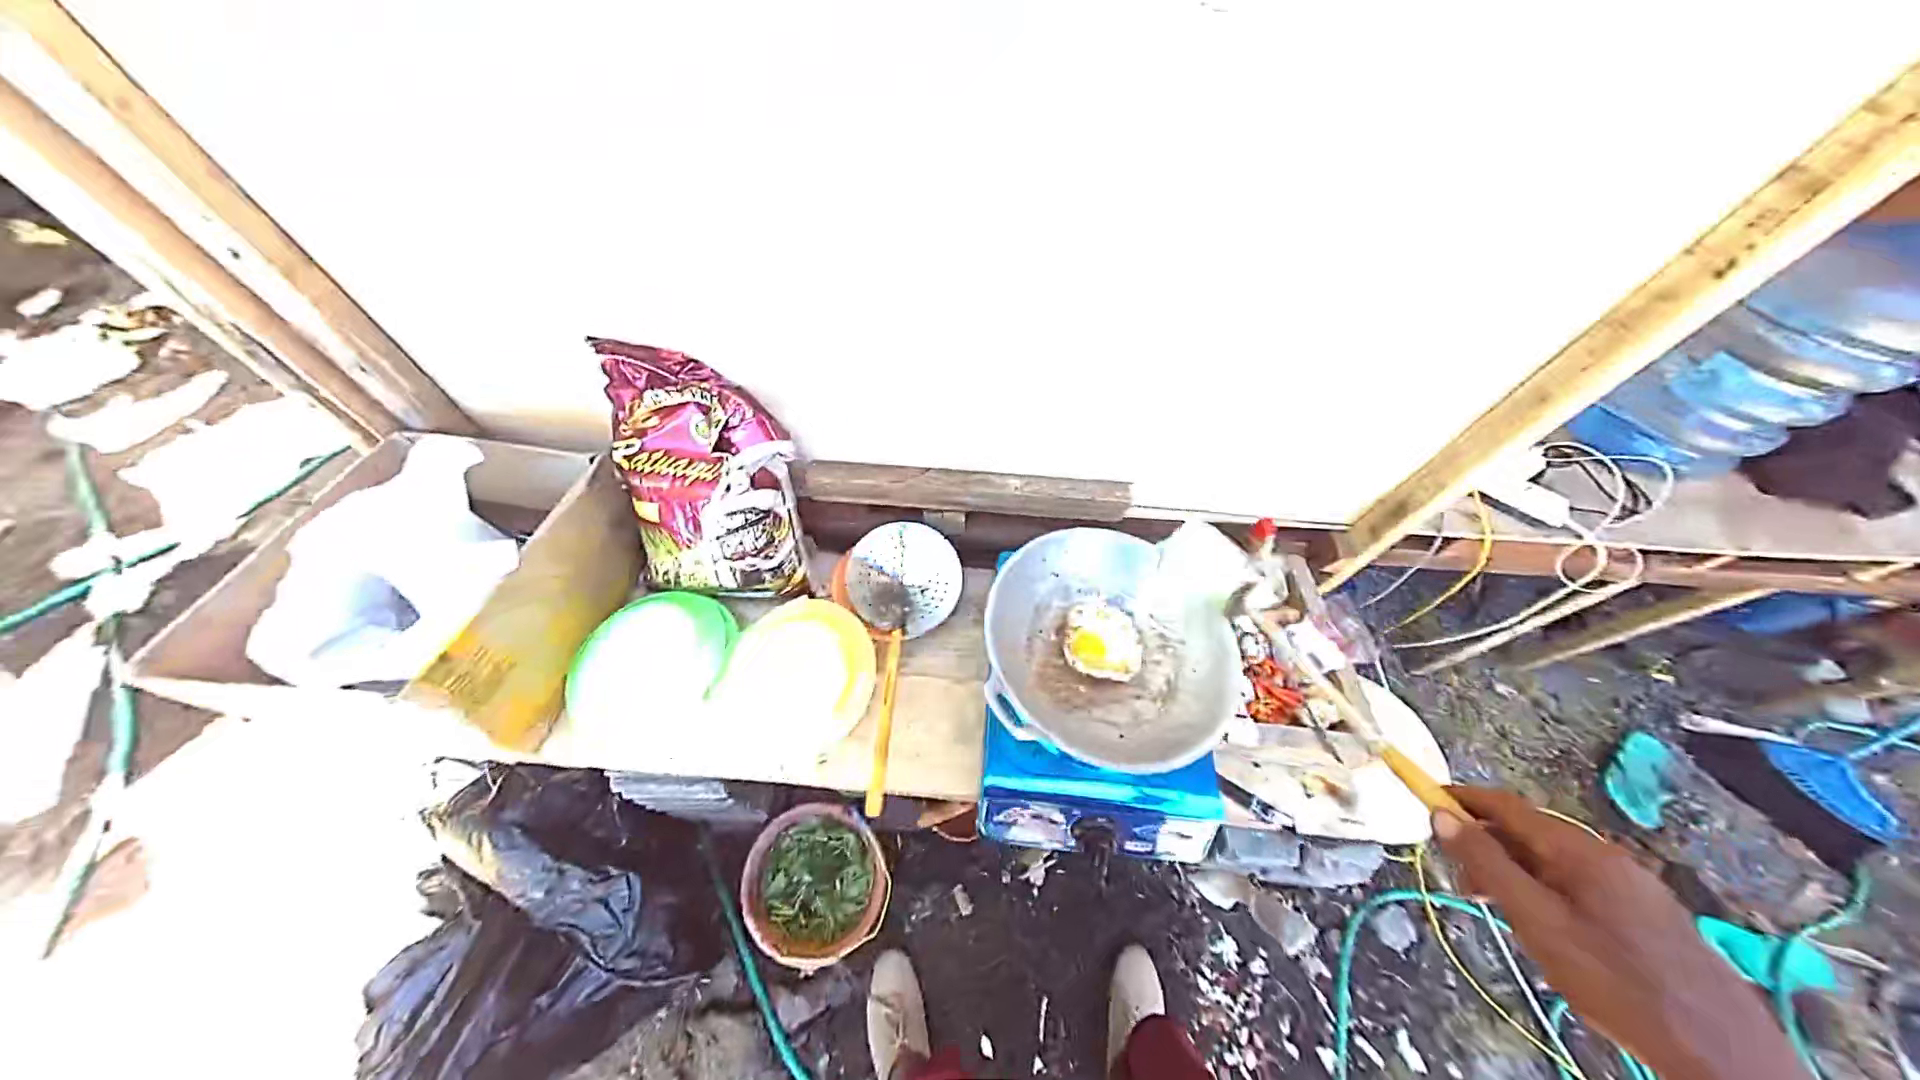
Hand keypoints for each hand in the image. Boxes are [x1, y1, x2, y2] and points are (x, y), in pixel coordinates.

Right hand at [1432, 787, 1802, 1079]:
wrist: (1722, 1053)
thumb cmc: (1615, 980)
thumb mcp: (1535, 920)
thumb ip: (1486, 864)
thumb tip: (1443, 816)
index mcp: (1579, 851)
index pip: (1506, 805)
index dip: (1462, 799)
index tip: (1426, 802)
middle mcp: (1607, 856)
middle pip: (1529, 832)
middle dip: (1485, 844)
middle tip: (1459, 878)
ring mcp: (1633, 884)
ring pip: (1553, 860)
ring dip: (1513, 870)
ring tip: (1495, 907)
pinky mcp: (1648, 913)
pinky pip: (1578, 883)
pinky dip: (1544, 888)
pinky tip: (1542, 925)